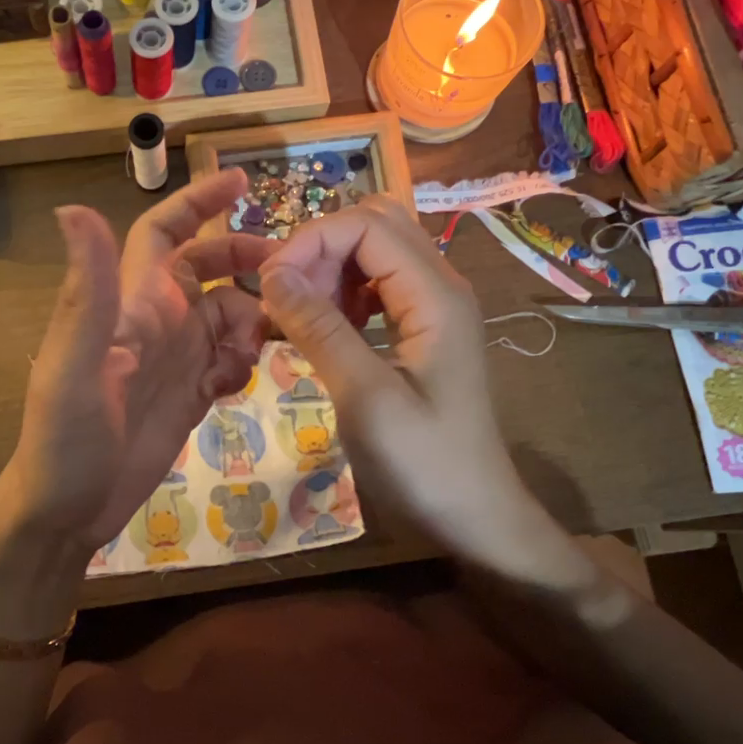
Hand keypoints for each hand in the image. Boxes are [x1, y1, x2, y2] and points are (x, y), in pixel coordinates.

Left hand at [0, 171, 271, 634]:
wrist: (67, 511)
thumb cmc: (66, 439)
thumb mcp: (76, 366)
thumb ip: (88, 292)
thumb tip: (72, 207)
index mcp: (130, 305)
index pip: (164, 233)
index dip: (197, 202)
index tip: (242, 181)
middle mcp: (155, 323)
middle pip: (208, 270)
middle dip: (246, 262)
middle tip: (291, 278)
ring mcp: (173, 361)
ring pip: (227, 316)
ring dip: (253, 322)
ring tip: (263, 349)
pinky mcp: (187, 396)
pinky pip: (229, 362)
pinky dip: (244, 363)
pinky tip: (238, 386)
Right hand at [256, 197, 585, 585]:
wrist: (474, 517)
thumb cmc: (423, 463)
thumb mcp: (364, 396)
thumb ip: (320, 328)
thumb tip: (272, 274)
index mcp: (435, 295)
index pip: (366, 225)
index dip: (311, 241)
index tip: (268, 285)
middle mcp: (439, 287)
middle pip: (374, 226)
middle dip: (320, 247)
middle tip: (281, 295)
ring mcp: (433, 309)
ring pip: (375, 253)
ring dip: (329, 268)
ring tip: (295, 313)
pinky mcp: (422, 332)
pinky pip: (377, 286)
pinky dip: (342, 292)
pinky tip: (321, 328)